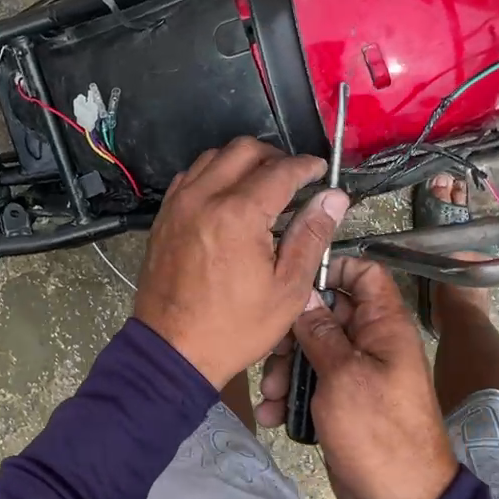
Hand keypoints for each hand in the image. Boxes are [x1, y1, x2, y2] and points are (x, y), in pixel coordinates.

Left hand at [133, 138, 348, 387]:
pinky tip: (228, 196)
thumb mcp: (287, 289)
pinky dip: (213, 174)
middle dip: (274, 155)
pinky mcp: (164, 214)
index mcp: (238, 213)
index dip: (306, 166)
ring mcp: (179, 203)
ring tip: (263, 185)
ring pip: (214, 156)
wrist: (172, 348)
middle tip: (293, 177)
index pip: (280, 170)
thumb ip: (311, 235)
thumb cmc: (235, 326)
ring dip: (242, 161)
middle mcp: (204, 196)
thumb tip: (333, 198)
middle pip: (244, 149)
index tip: (320, 170)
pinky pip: (191, 175)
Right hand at [257, 257, 457, 498]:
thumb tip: (304, 294)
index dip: (332, 268)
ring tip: (269, 393)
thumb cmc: (378, 433)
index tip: (295, 282)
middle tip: (271, 351)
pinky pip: (310, 382)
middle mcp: (371, 342)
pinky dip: (289, 394)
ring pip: (312, 348)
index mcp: (384, 326)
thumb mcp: (343, 376)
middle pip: (326, 311)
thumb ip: (320, 331)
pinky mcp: (341, 401)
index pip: (364, 272)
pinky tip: (272, 414)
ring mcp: (355, 373)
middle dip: (293, 330)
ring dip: (285, 367)